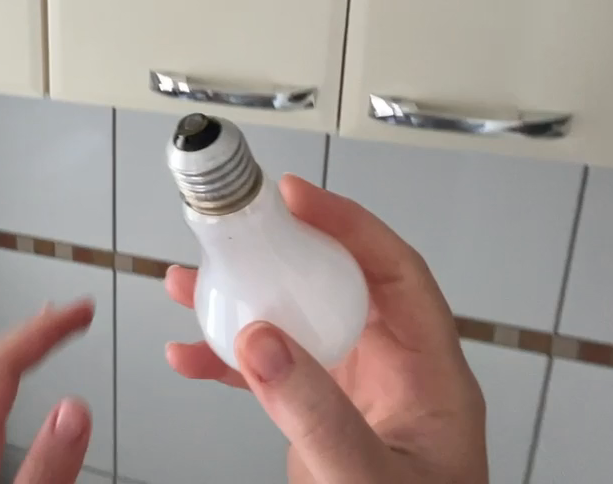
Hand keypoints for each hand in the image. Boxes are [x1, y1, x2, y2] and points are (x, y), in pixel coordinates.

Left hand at [0, 298, 96, 482]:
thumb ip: (46, 468)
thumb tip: (75, 409)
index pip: (3, 362)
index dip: (43, 329)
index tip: (80, 312)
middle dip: (34, 330)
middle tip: (74, 312)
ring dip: (18, 348)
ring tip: (47, 331)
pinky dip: (5, 375)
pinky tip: (13, 380)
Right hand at [164, 175, 486, 482]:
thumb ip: (319, 416)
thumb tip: (257, 337)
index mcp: (429, 372)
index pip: (395, 272)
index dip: (349, 225)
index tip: (295, 197)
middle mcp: (389, 368)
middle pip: (332, 282)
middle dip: (277, 249)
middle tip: (234, 224)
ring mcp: (349, 389)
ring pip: (290, 318)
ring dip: (236, 297)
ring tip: (184, 282)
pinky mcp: (315, 413)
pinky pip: (265, 368)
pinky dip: (224, 358)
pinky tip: (187, 355)